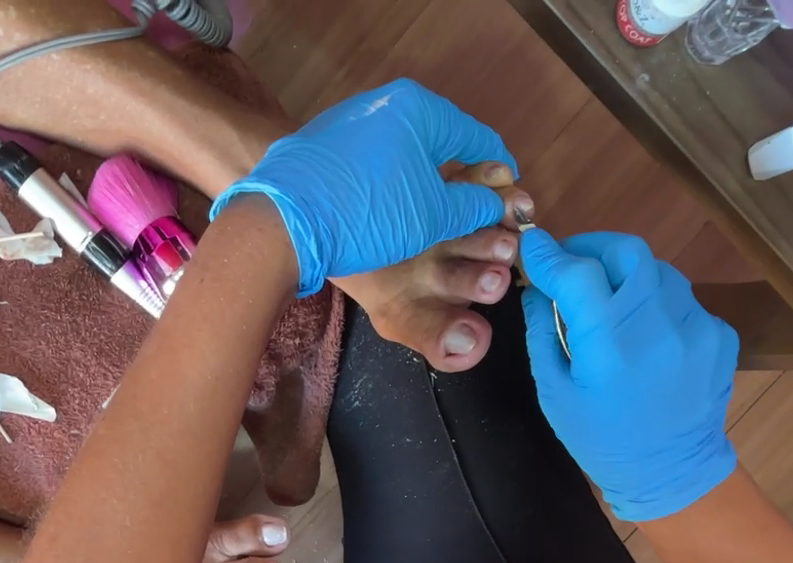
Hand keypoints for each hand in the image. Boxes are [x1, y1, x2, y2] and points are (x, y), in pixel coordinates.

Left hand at [211, 78, 515, 296]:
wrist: (285, 221)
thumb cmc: (368, 213)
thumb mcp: (431, 215)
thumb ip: (471, 206)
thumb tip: (496, 203)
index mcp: (418, 109)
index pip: (476, 139)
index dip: (497, 174)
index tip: (507, 201)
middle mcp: (384, 105)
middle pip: (438, 146)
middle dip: (457, 183)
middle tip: (467, 219)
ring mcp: (349, 126)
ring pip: (403, 158)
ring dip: (422, 190)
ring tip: (428, 226)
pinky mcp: (323, 152)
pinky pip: (372, 169)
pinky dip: (388, 191)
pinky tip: (386, 220)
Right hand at [520, 229, 738, 520]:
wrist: (670, 471)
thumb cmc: (599, 439)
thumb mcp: (554, 394)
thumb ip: (542, 335)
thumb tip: (537, 290)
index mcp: (609, 346)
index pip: (578, 273)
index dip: (550, 254)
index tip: (531, 242)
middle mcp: (658, 325)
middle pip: (626, 252)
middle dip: (591, 247)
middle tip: (568, 261)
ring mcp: (696, 326)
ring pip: (655, 271)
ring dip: (623, 275)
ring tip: (604, 301)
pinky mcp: (718, 332)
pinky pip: (678, 299)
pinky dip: (651, 303)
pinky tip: (639, 333)